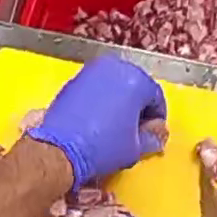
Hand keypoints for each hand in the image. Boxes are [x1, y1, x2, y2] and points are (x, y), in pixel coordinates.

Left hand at [26, 56, 167, 185]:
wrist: (59, 149)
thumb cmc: (100, 148)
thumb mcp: (134, 149)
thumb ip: (151, 138)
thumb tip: (156, 135)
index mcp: (136, 80)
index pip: (156, 97)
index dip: (156, 118)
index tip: (152, 133)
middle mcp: (115, 68)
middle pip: (134, 88)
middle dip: (136, 109)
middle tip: (133, 132)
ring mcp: (91, 72)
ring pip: (114, 88)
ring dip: (118, 105)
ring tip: (113, 130)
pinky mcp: (73, 81)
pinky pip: (95, 91)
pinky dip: (99, 104)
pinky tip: (96, 125)